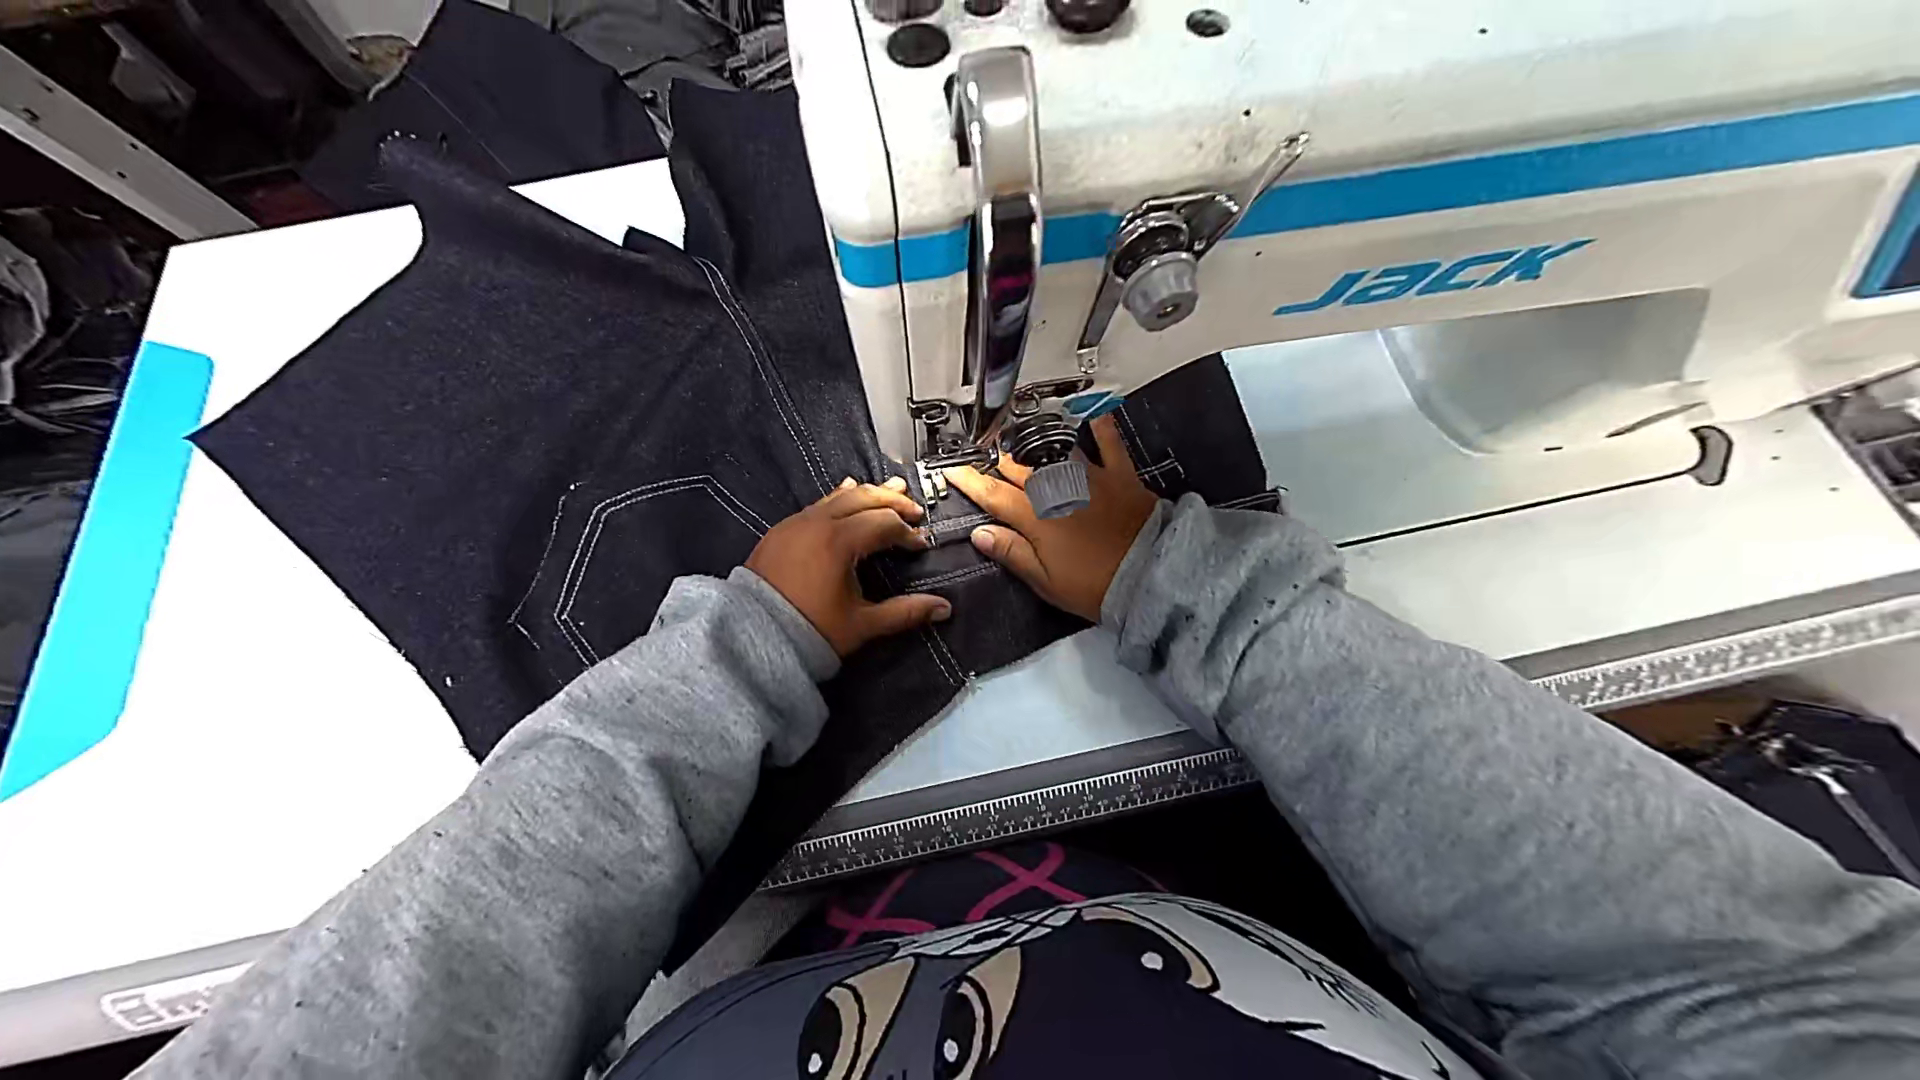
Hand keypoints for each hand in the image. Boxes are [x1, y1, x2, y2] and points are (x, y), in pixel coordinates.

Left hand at [746, 476, 951, 656]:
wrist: (748, 638)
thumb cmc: (810, 631)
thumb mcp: (862, 624)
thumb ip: (905, 613)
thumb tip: (944, 608)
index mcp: (839, 541)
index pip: (884, 524)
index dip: (907, 534)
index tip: (921, 546)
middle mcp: (817, 523)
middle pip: (864, 499)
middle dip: (893, 502)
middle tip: (915, 510)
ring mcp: (796, 523)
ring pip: (839, 497)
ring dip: (868, 493)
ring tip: (892, 488)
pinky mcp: (782, 530)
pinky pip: (818, 504)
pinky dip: (839, 498)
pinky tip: (846, 491)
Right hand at [944, 416, 1158, 621]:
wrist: (1152, 576)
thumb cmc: (1097, 585)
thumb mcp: (1045, 580)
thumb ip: (1011, 552)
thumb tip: (981, 534)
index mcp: (1036, 517)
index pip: (992, 494)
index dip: (968, 482)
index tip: (951, 472)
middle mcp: (1059, 489)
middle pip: (1018, 469)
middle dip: (997, 465)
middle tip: (985, 463)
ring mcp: (1090, 478)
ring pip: (1053, 453)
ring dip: (1034, 449)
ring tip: (1021, 446)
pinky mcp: (1120, 476)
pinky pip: (1108, 442)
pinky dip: (1099, 427)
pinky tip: (1092, 415)